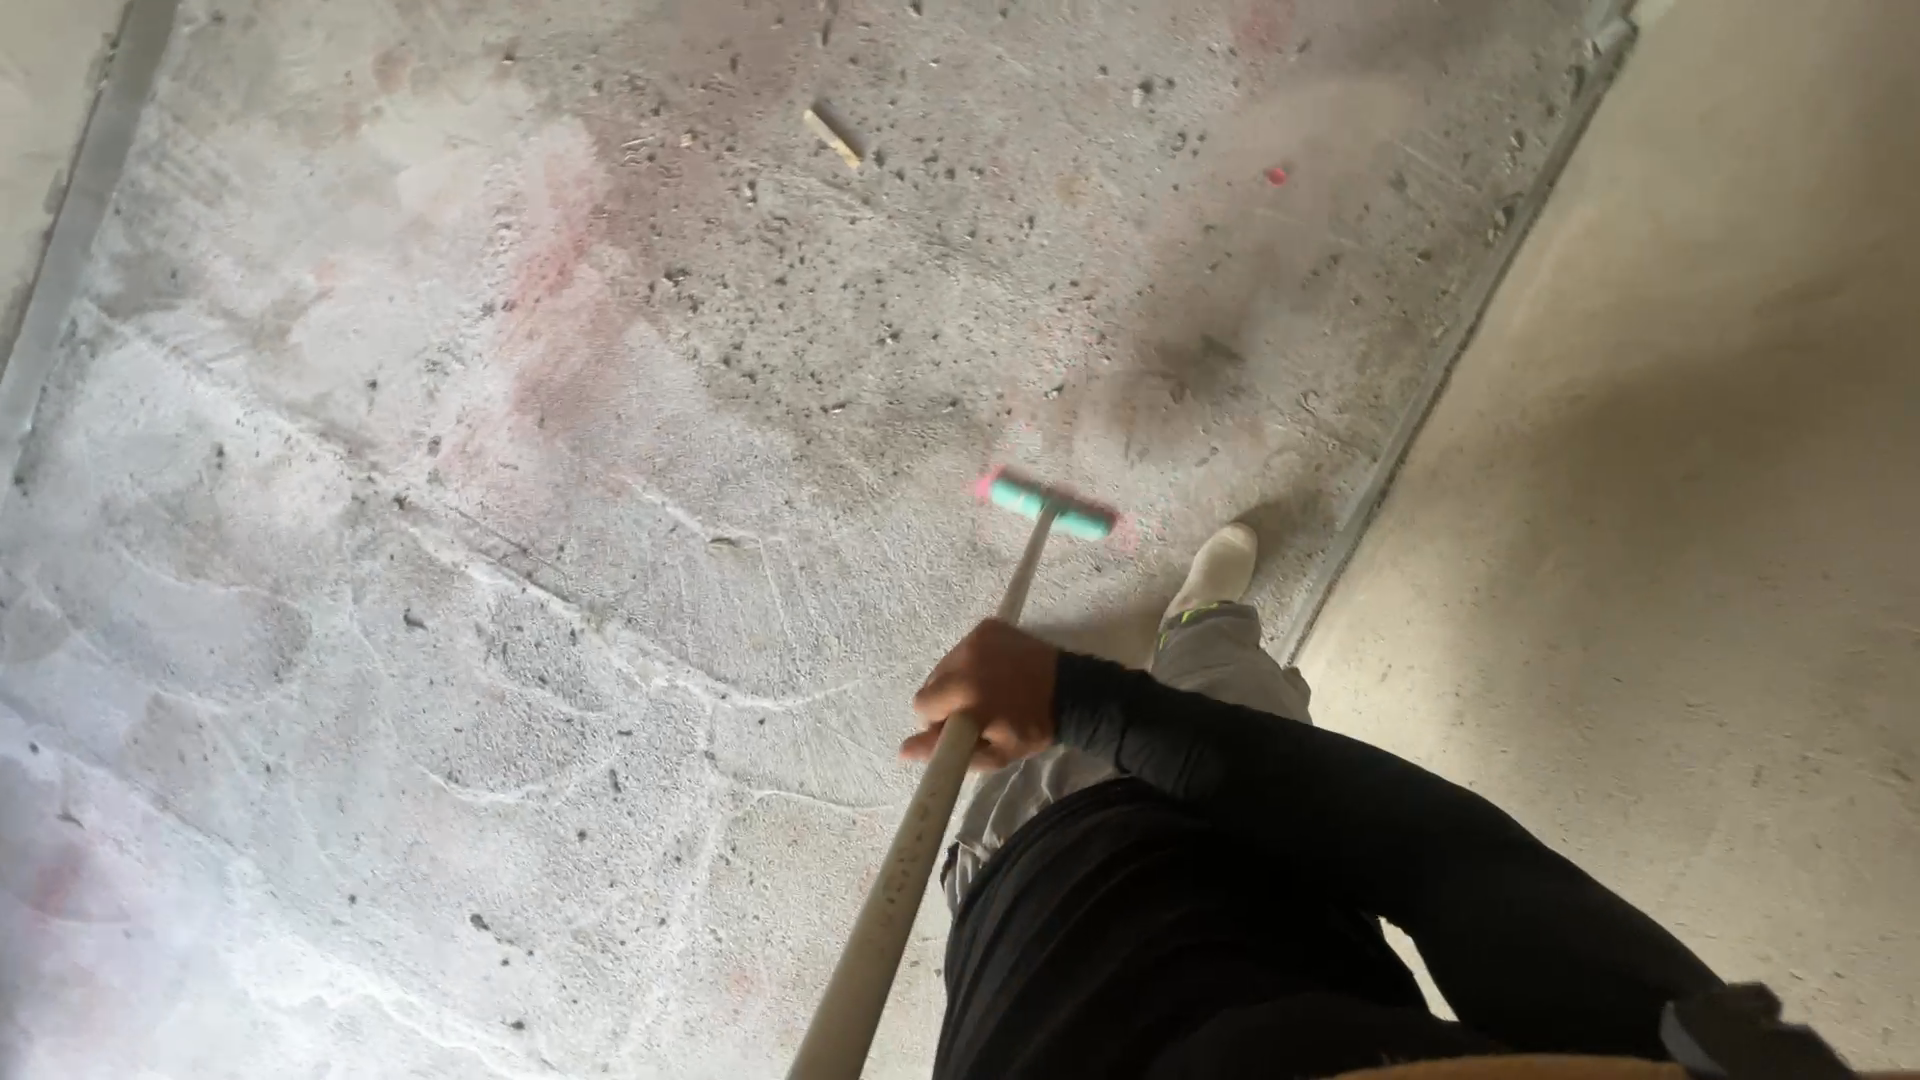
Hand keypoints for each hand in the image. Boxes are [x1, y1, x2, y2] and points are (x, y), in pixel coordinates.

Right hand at [901, 619, 1059, 770]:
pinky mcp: (987, 626)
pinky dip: (971, 660)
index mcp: (966, 695)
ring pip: (946, 664)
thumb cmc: (1032, 727)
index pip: (922, 705)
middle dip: (945, 699)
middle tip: (972, 708)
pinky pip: (963, 647)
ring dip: (957, 678)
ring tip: (986, 687)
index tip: (958, 725)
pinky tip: (994, 669)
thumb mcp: (993, 753)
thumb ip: (945, 752)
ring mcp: (976, 640)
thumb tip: (902, 750)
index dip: (937, 720)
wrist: (1070, 690)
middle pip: (930, 683)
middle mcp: (965, 662)